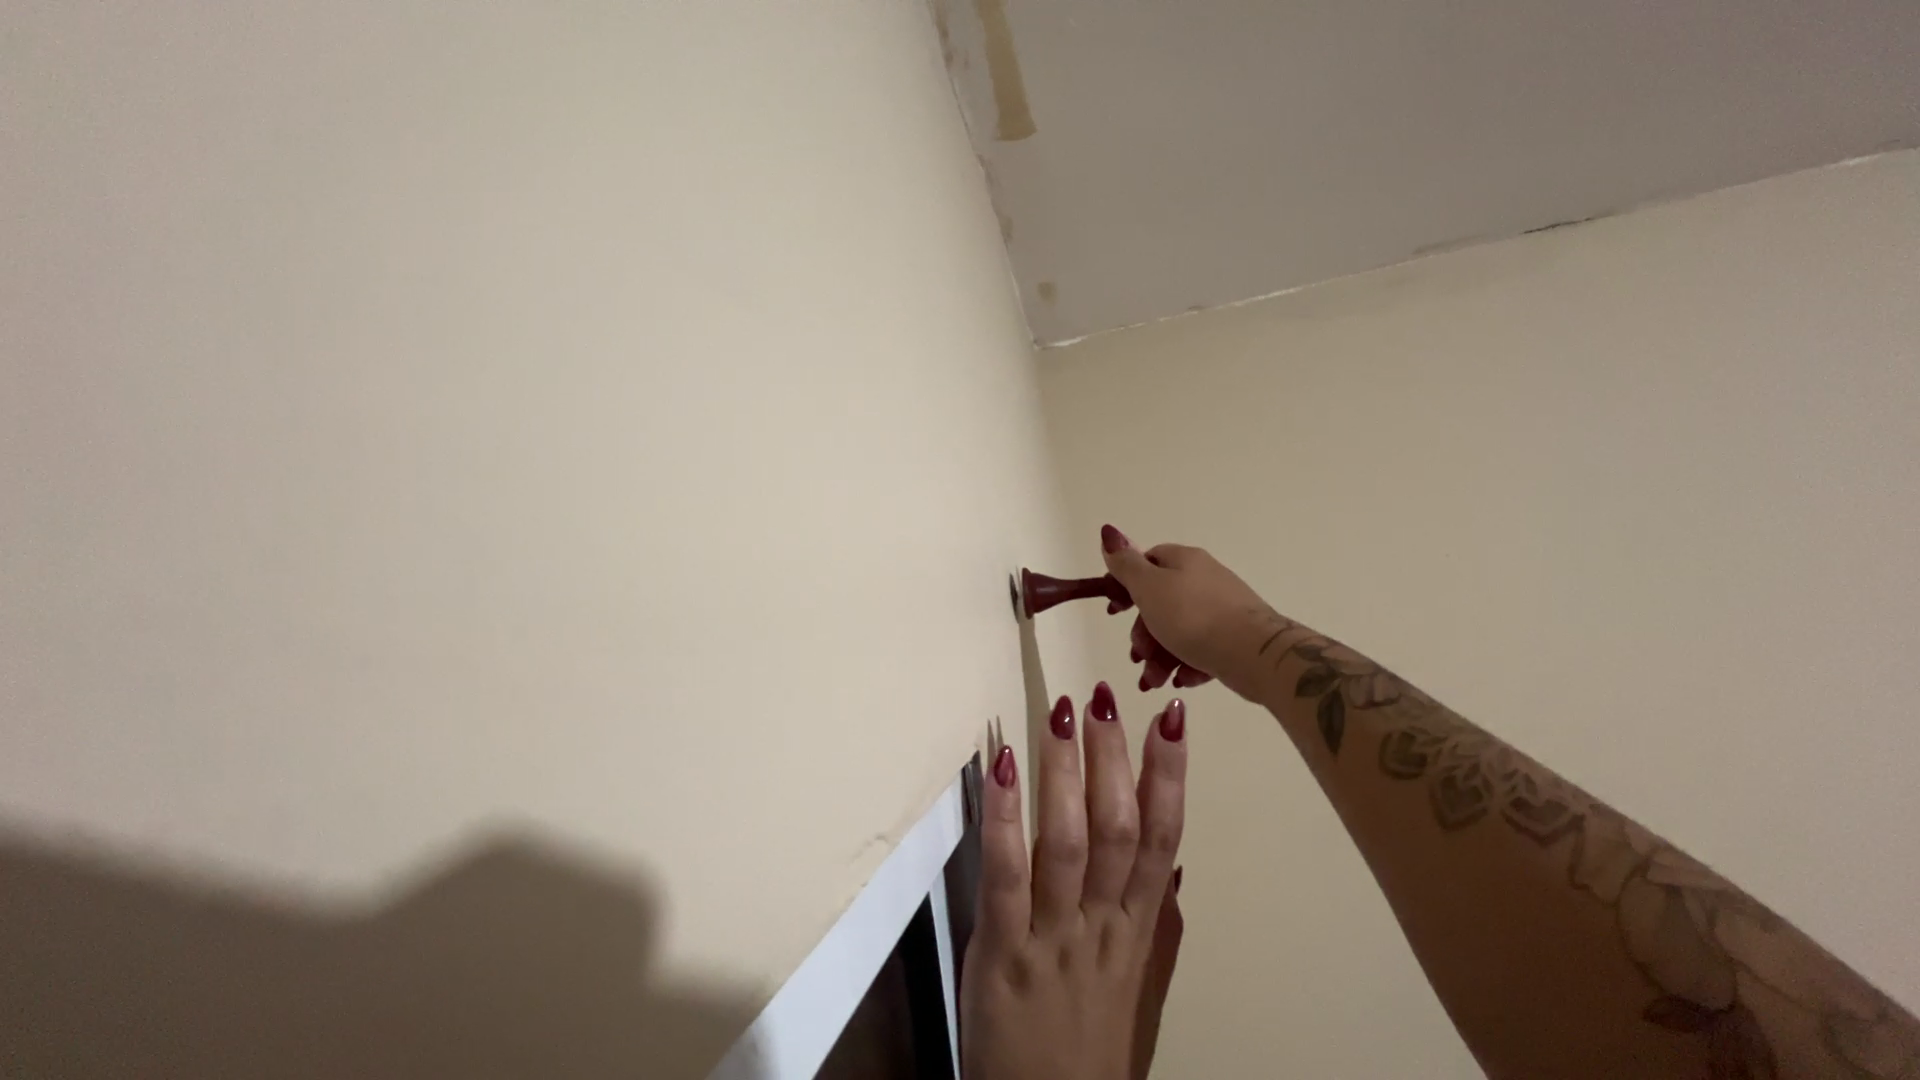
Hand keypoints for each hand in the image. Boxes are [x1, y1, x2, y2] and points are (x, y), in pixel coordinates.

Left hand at [960, 684, 1187, 1079]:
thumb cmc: (1089, 1045)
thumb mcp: (1135, 986)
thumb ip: (1153, 923)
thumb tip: (1170, 865)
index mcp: (1136, 927)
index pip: (1162, 837)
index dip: (1169, 776)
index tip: (1172, 718)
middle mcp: (1104, 924)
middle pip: (1118, 829)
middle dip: (1114, 758)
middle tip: (1105, 697)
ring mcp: (1056, 938)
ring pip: (1069, 842)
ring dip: (1067, 773)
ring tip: (1062, 714)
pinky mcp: (1004, 953)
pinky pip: (1008, 877)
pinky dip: (1006, 820)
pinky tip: (1001, 769)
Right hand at [1099, 525, 1277, 696]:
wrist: (1253, 653)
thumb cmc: (1192, 617)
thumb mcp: (1148, 587)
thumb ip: (1126, 564)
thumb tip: (1109, 533)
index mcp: (1183, 560)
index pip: (1147, 562)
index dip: (1125, 585)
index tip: (1114, 612)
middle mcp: (1204, 578)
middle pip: (1160, 602)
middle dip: (1142, 633)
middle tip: (1138, 656)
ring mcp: (1222, 608)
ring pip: (1179, 630)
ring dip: (1160, 656)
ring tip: (1155, 680)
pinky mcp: (1235, 636)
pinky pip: (1202, 648)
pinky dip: (1187, 663)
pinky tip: (1182, 680)